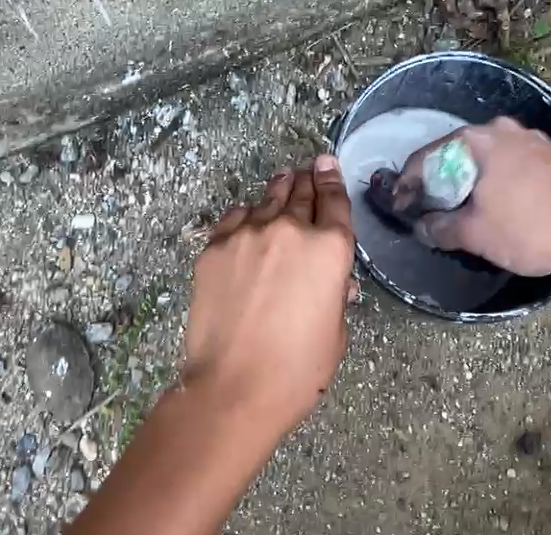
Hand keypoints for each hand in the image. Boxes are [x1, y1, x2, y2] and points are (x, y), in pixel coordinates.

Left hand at [179, 157, 357, 437]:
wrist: (233, 386)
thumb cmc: (297, 371)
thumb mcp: (336, 333)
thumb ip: (335, 294)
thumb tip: (332, 280)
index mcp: (330, 249)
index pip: (335, 200)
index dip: (332, 179)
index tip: (328, 163)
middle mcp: (291, 229)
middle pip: (301, 192)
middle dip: (308, 179)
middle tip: (309, 168)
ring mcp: (248, 233)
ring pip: (268, 198)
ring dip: (278, 188)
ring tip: (282, 180)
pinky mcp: (215, 246)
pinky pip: (235, 216)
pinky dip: (246, 214)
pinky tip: (248, 216)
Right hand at [414, 116, 550, 275]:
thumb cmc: (531, 228)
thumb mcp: (476, 234)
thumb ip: (442, 228)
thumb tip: (424, 227)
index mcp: (477, 139)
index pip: (428, 155)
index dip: (409, 182)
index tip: (402, 203)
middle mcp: (504, 129)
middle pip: (459, 152)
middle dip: (443, 179)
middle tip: (434, 207)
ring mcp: (534, 139)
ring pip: (490, 157)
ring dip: (475, 180)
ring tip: (470, 208)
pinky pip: (516, 164)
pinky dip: (502, 180)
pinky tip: (506, 205)